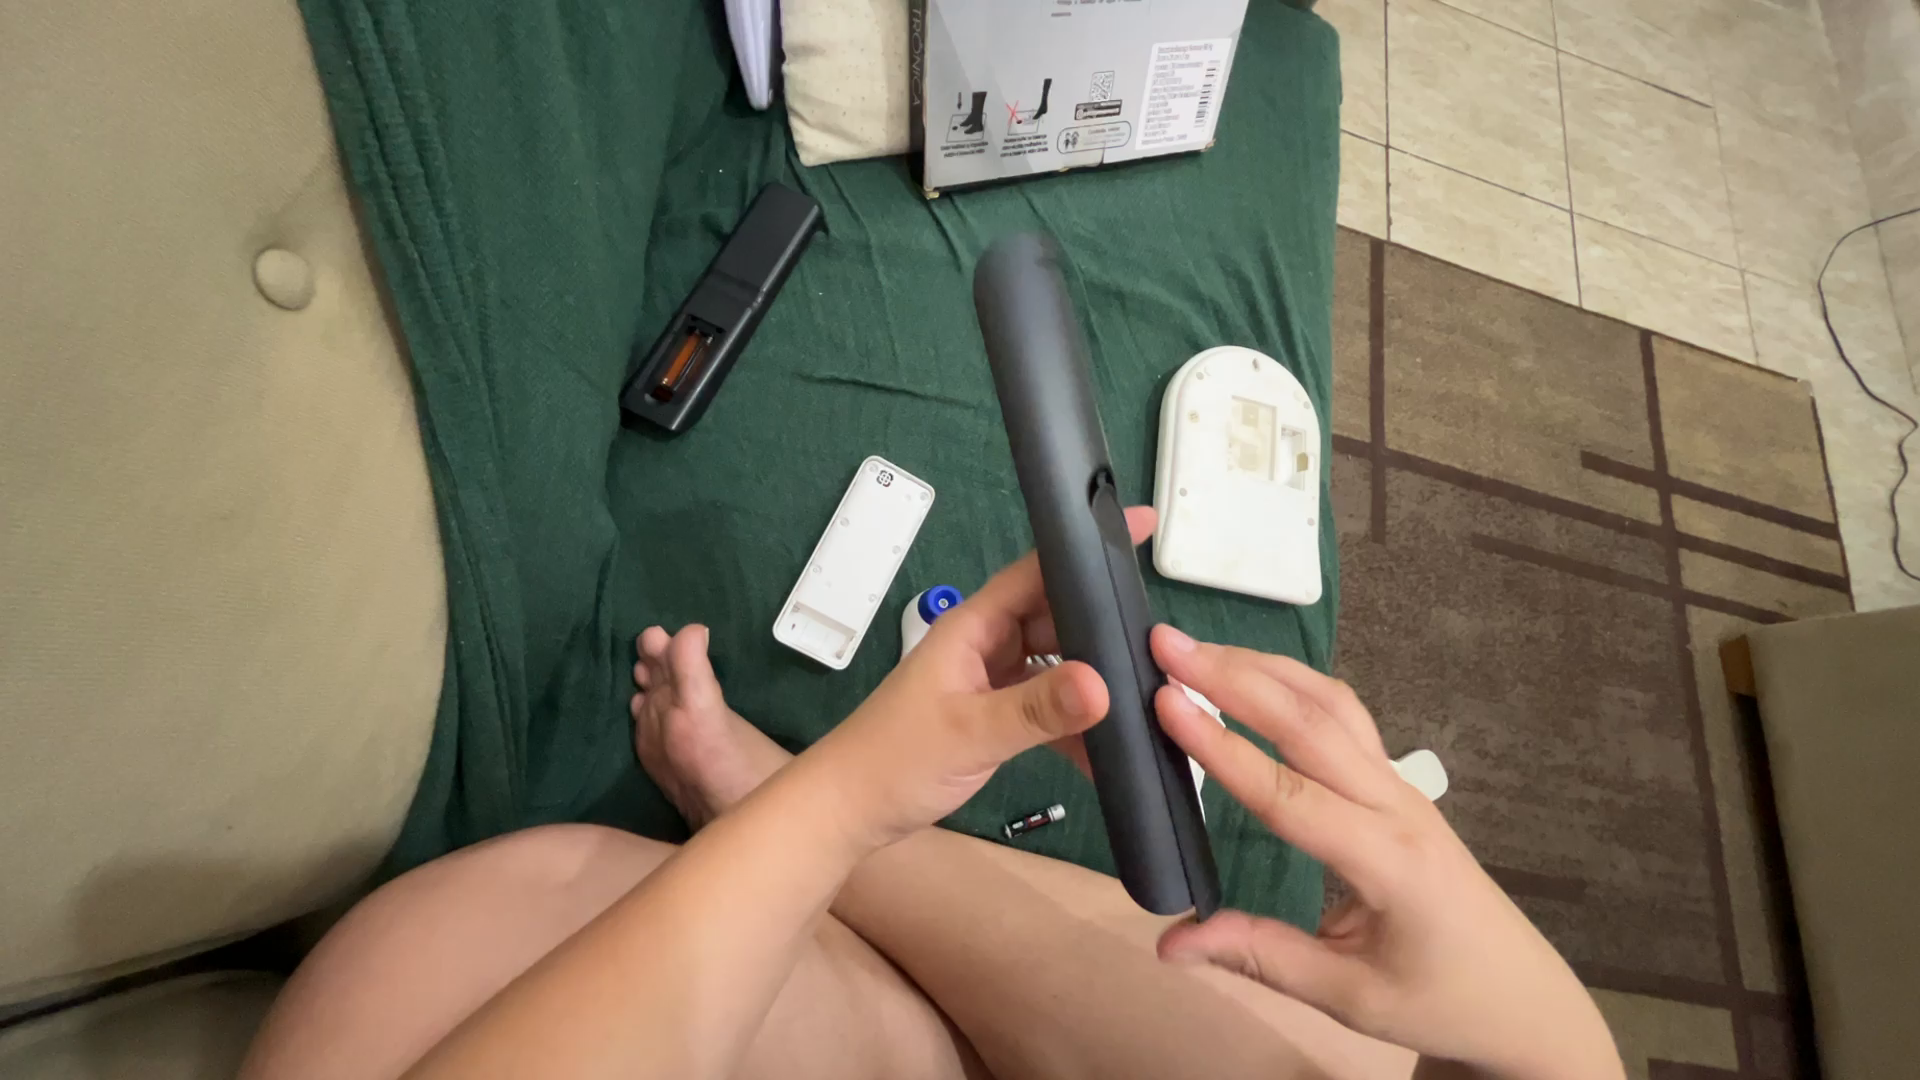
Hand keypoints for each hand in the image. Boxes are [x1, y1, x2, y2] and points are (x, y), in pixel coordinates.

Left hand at [804, 507, 1157, 850]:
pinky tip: (1107, 749)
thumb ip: (1036, 708)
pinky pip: (1046, 707)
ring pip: (1056, 664)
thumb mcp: (970, 730)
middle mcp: (987, 643)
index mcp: (975, 626)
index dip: (1084, 550)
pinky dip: (1074, 724)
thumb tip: (1104, 684)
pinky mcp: (997, 714)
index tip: (1136, 527)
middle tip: (1158, 637)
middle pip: (1055, 617)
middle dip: (1102, 623)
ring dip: (1091, 678)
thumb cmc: (897, 757)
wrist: (852, 810)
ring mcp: (992, 679)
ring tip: (1146, 690)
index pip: (1035, 572)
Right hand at [1148, 628, 1622, 1079]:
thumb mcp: (1350, 998)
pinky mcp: (1391, 775)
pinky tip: (1250, 670)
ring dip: (1259, 666)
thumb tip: (1168, 943)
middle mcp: (1394, 803)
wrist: (1528, 998)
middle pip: (1308, 723)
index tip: (1164, 701)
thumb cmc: (1440, 1000)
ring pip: (1326, 701)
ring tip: (1196, 647)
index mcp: (1388, 863)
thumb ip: (1258, 956)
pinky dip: (1289, 678)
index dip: (1220, 747)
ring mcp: (1397, 781)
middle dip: (1231, 676)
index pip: (1288, 794)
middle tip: (1165, 643)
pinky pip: (1339, 710)